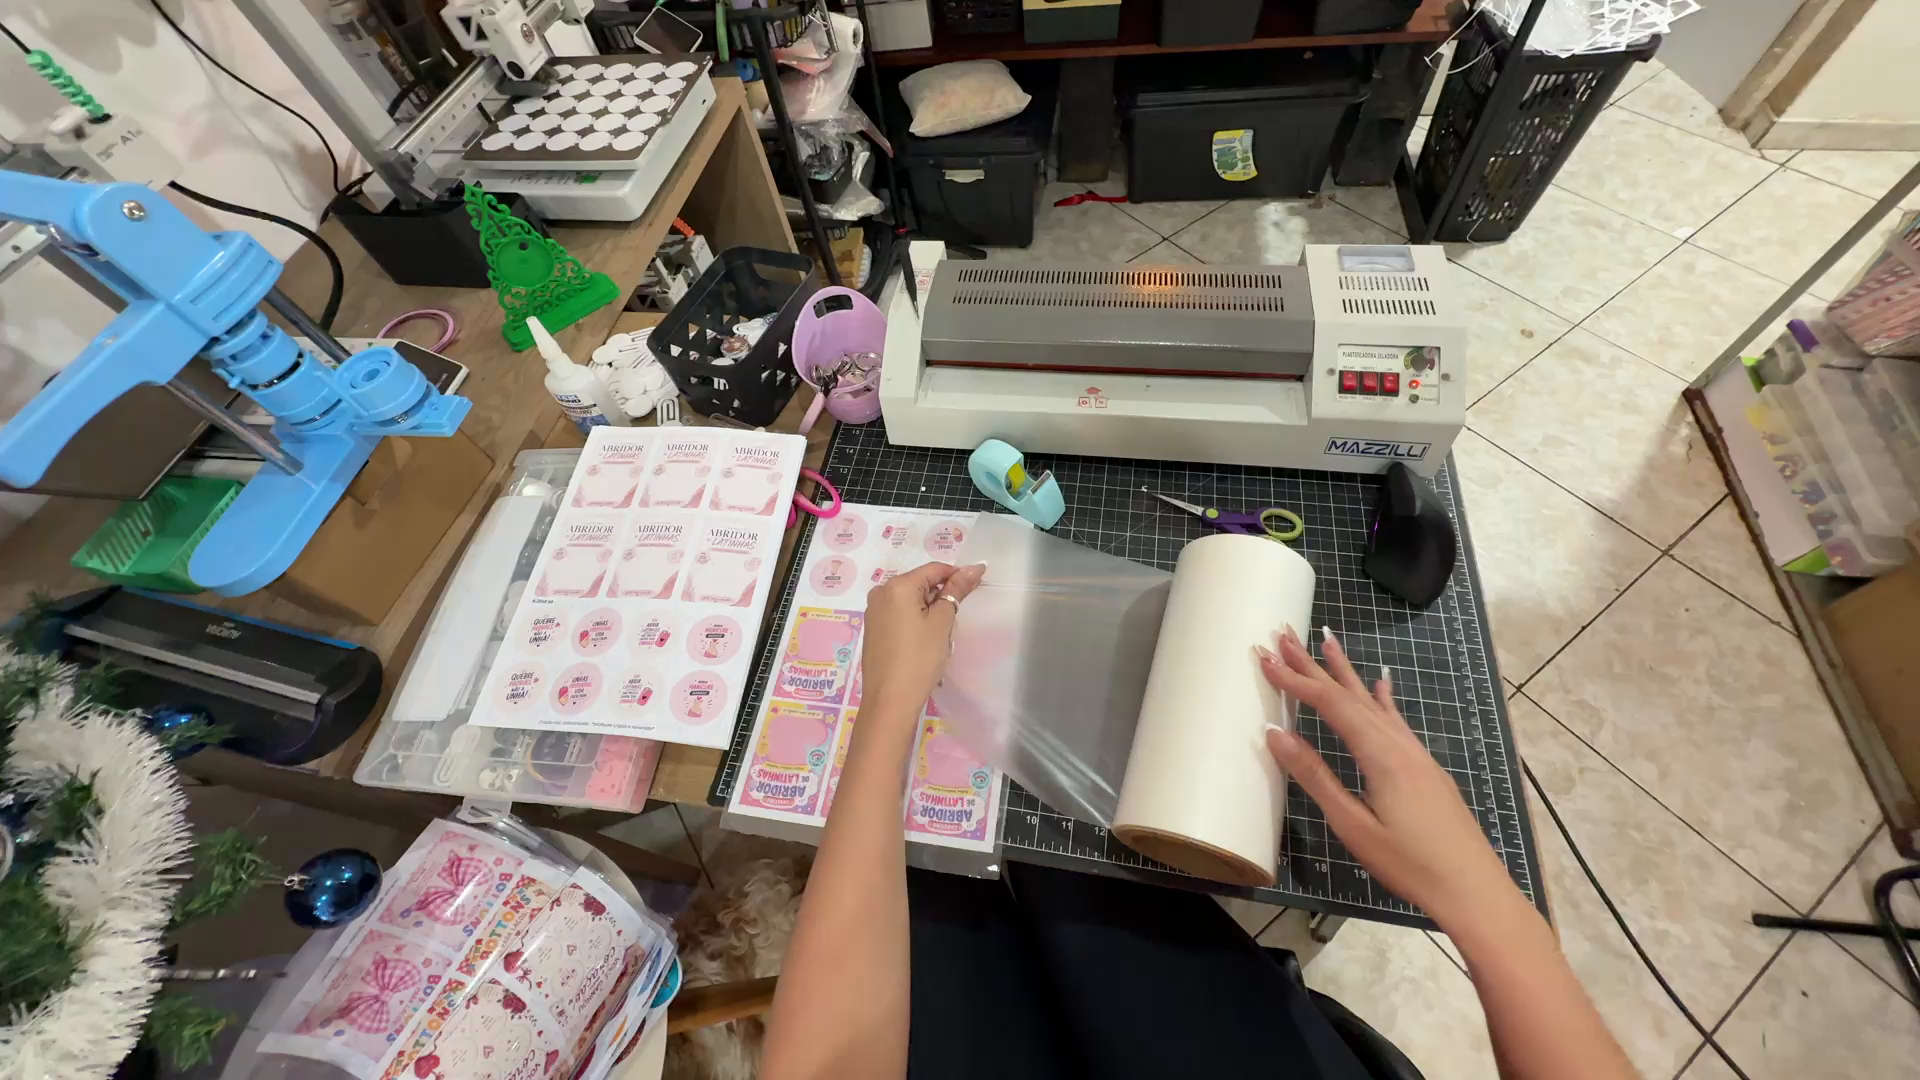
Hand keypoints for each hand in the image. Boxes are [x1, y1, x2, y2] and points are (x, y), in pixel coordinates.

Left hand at [858, 562, 985, 715]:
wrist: (890, 700)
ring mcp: (873, 611)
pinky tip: (922, 641)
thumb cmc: (919, 658)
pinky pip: (899, 613)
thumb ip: (956, 591)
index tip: (977, 585)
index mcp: (897, 586)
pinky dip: (915, 619)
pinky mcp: (873, 628)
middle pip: (920, 583)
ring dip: (929, 609)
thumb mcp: (942, 622)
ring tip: (939, 635)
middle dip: (941, 595)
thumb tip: (974, 567)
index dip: (957, 575)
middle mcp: (880, 593)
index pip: (934, 569)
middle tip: (955, 621)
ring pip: (910, 599)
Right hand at [1259, 628, 1518, 928]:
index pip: (1331, 704)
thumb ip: (1314, 776)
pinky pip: (1395, 719)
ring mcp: (1416, 755)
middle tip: (1284, 635)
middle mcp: (1399, 745)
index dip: (1296, 680)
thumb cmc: (1410, 864)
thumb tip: (1275, 734)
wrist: (1478, 895)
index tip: (1266, 658)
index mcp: (1381, 755)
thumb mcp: (1353, 825)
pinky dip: (1382, 696)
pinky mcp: (1425, 768)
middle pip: (1351, 693)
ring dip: (1345, 672)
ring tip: (1327, 641)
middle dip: (1313, 664)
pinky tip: (1382, 683)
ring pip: (1373, 702)